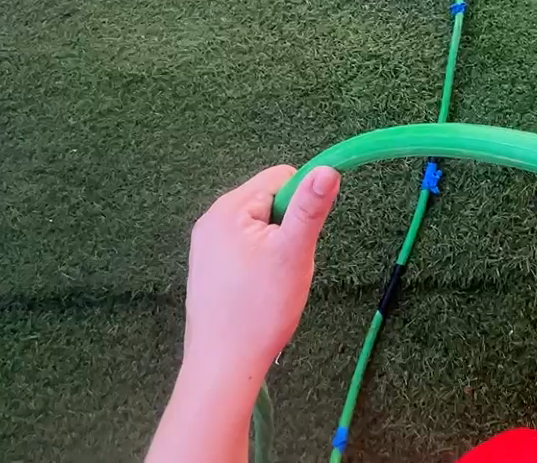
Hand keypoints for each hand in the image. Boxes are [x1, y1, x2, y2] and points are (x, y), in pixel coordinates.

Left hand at [180, 164, 340, 388]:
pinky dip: (264, 259)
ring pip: (264, 224)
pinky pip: (249, 244)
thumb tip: (328, 168)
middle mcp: (212, 219)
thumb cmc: (260, 309)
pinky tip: (262, 288)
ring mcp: (208, 245)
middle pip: (272, 199)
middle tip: (288, 264)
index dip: (302, 203)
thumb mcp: (294, 252)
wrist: (224, 369)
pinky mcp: (210, 267)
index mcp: (228, 208)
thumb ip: (311, 207)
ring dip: (278, 245)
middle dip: (290, 227)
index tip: (299, 239)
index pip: (282, 177)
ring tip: (275, 278)